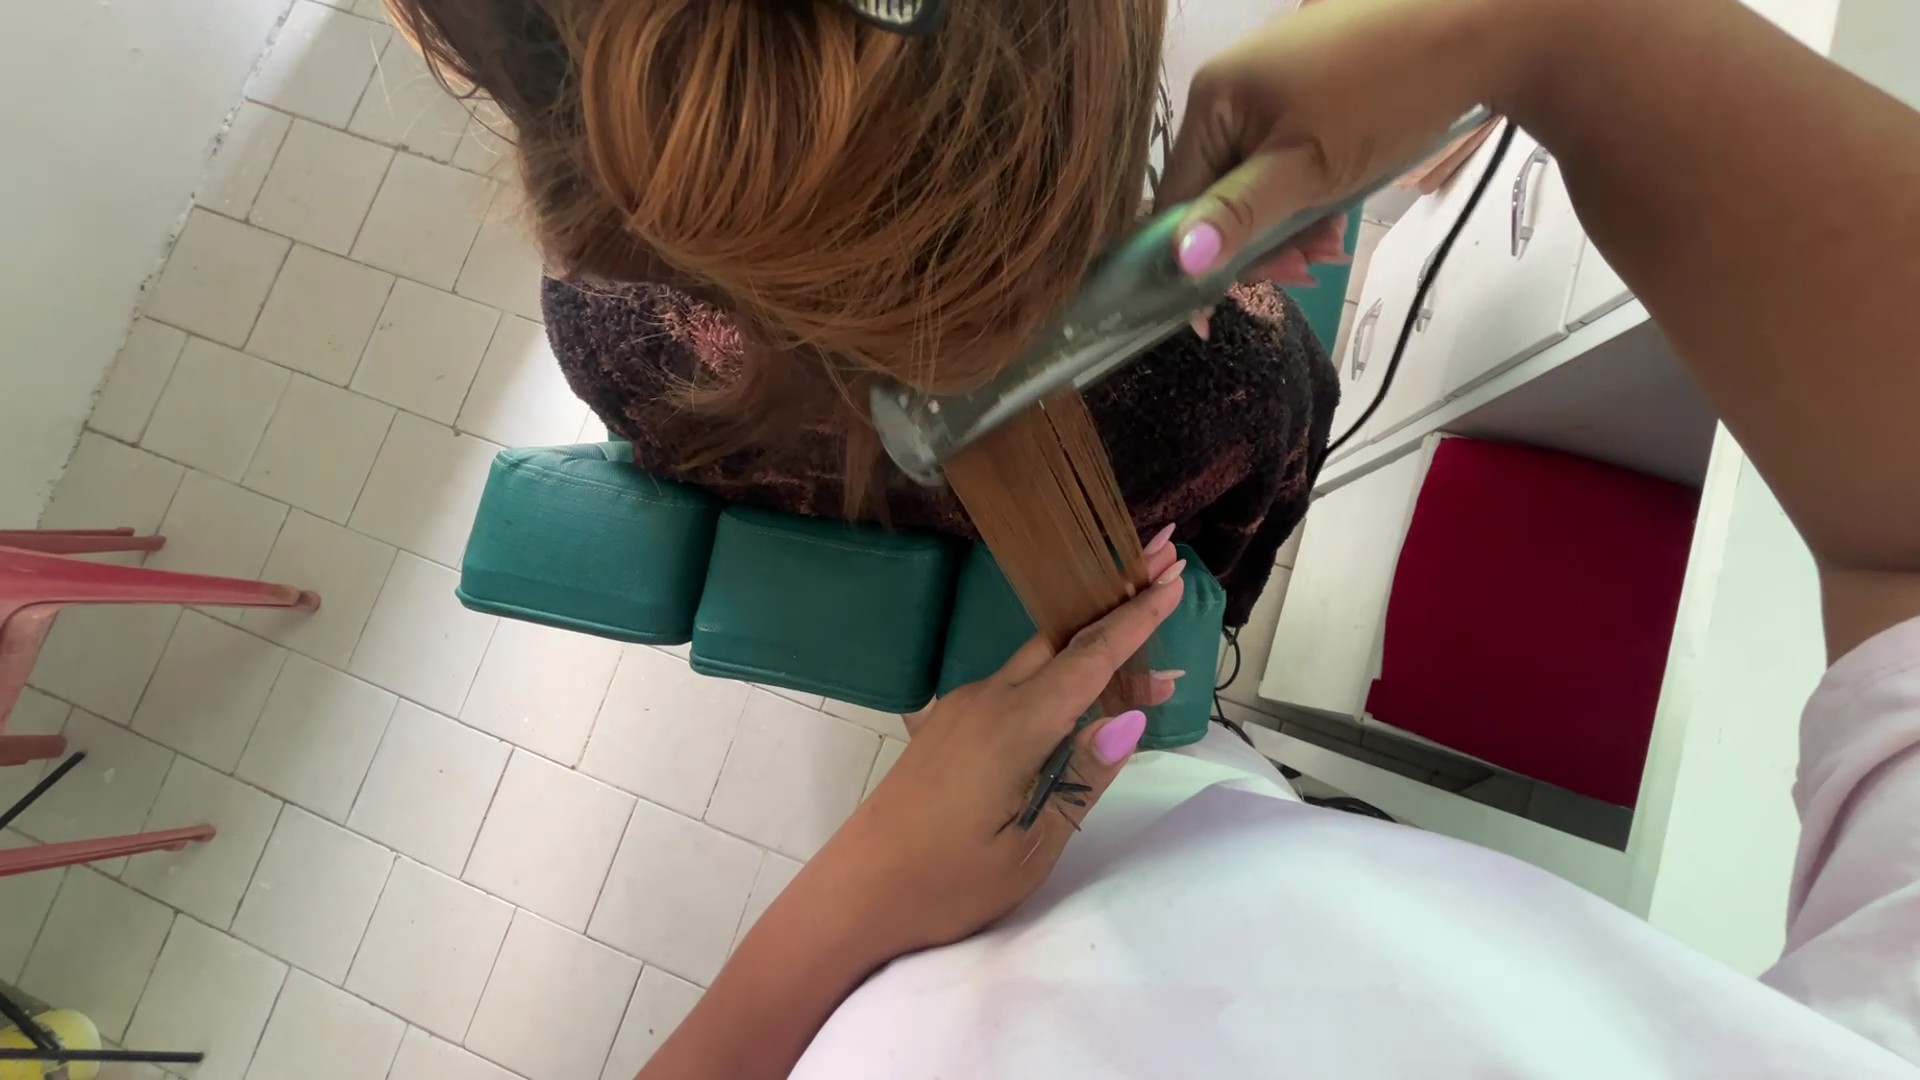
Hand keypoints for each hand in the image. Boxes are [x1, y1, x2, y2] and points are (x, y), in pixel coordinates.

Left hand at [803, 558, 1188, 959]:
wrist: (859, 890)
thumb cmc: (948, 882)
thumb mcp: (1031, 845)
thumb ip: (1081, 777)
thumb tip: (1129, 718)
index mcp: (1014, 724)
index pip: (1089, 657)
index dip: (1136, 617)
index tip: (1172, 575)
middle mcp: (987, 698)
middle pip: (1062, 636)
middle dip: (1115, 600)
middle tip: (1163, 565)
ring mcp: (964, 705)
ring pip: (1039, 658)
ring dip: (1090, 644)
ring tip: (1145, 645)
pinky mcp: (951, 720)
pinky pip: (1016, 684)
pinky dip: (1058, 678)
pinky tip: (1081, 700)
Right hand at [1159, 0, 1548, 280]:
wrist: (1492, 19)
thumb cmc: (1386, 96)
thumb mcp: (1304, 171)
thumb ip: (1236, 217)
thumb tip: (1178, 263)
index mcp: (1211, 98)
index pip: (1176, 199)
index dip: (1190, 258)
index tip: (1213, 310)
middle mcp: (1228, 89)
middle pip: (1215, 196)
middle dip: (1254, 243)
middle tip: (1301, 271)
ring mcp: (1267, 87)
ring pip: (1251, 187)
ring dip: (1284, 229)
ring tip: (1327, 248)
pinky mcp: (1303, 92)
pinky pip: (1280, 164)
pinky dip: (1302, 198)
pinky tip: (1332, 217)